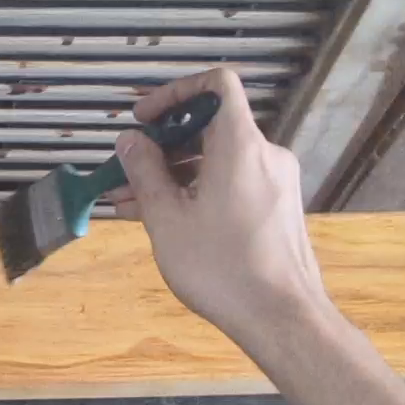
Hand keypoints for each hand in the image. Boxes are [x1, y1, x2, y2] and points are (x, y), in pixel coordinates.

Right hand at [108, 68, 333, 343]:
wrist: (282, 319)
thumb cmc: (219, 266)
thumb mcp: (166, 217)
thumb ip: (144, 171)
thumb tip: (130, 140)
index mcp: (240, 146)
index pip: (216, 85)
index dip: (175, 91)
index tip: (144, 118)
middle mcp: (263, 155)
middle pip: (208, 127)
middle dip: (159, 145)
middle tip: (122, 170)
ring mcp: (272, 182)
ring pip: (213, 160)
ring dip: (169, 174)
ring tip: (127, 202)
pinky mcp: (274, 207)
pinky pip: (227, 182)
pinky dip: (193, 190)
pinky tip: (159, 217)